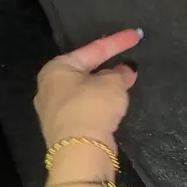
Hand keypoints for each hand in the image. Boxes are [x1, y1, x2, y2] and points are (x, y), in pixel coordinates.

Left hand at [36, 29, 142, 152]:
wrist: (80, 151)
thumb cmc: (92, 107)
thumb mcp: (113, 84)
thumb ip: (120, 73)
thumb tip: (125, 71)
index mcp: (56, 69)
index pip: (93, 49)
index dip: (117, 42)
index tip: (137, 35)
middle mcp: (49, 87)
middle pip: (86, 70)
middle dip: (109, 67)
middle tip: (130, 64)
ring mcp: (54, 110)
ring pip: (85, 91)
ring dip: (105, 87)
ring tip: (125, 85)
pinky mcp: (63, 128)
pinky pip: (85, 108)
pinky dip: (100, 103)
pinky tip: (114, 105)